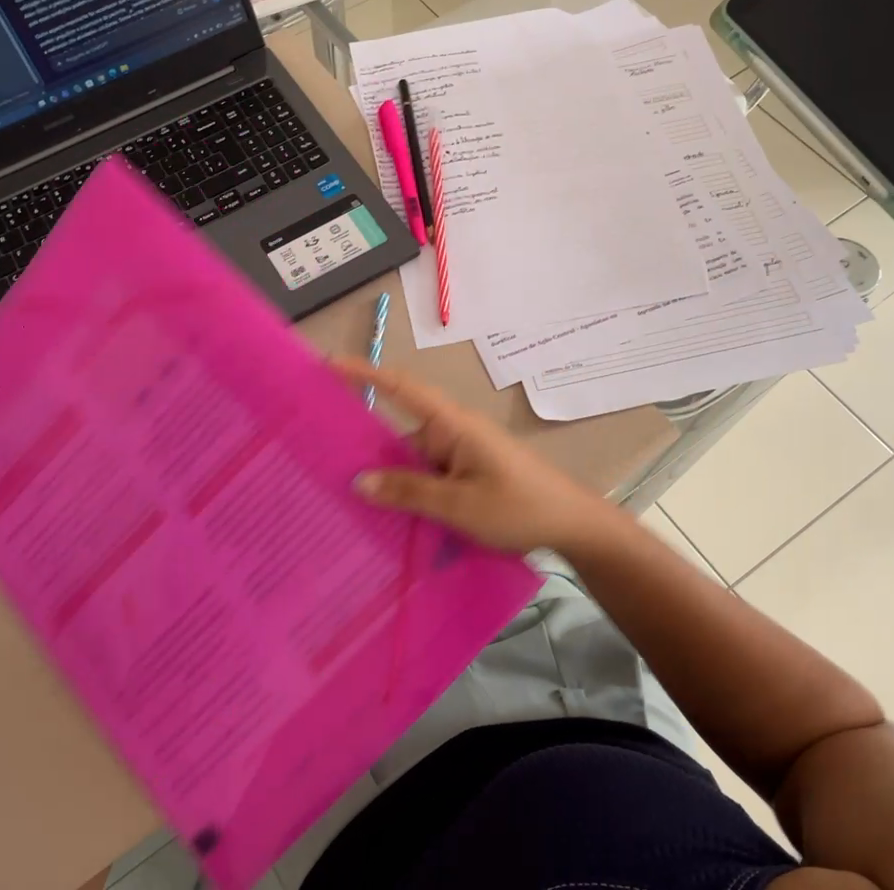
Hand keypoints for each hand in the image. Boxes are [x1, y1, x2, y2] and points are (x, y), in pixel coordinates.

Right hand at [337, 357, 632, 555]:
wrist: (574, 526)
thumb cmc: (519, 507)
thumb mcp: (460, 505)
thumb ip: (409, 492)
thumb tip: (359, 480)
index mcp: (452, 426)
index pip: (402, 389)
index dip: (366, 374)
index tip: (329, 365)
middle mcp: (453, 434)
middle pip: (400, 434)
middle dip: (367, 449)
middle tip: (319, 465)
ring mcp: (462, 456)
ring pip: (412, 462)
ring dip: (389, 480)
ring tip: (344, 502)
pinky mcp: (468, 477)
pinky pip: (428, 478)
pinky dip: (409, 493)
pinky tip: (386, 516)